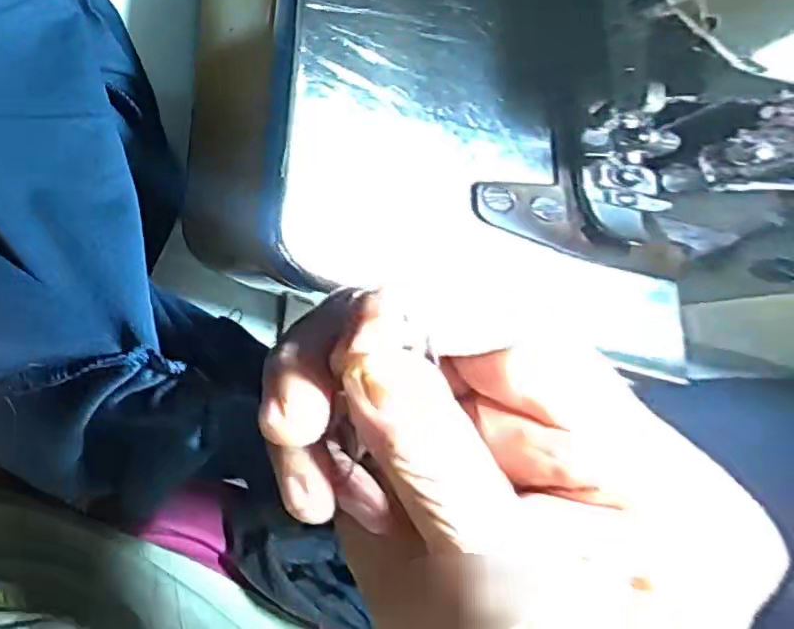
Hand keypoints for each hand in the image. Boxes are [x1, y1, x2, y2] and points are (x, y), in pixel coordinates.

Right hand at [262, 289, 786, 627]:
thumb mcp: (506, 574)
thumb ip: (438, 455)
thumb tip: (365, 347)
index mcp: (611, 454)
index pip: (504, 339)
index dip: (417, 326)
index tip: (349, 350)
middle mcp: (523, 429)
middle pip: (408, 336)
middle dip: (332, 369)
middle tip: (290, 422)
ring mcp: (448, 439)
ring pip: (347, 361)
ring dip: (303, 409)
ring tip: (305, 485)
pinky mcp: (383, 454)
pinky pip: (320, 406)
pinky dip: (298, 444)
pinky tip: (312, 499)